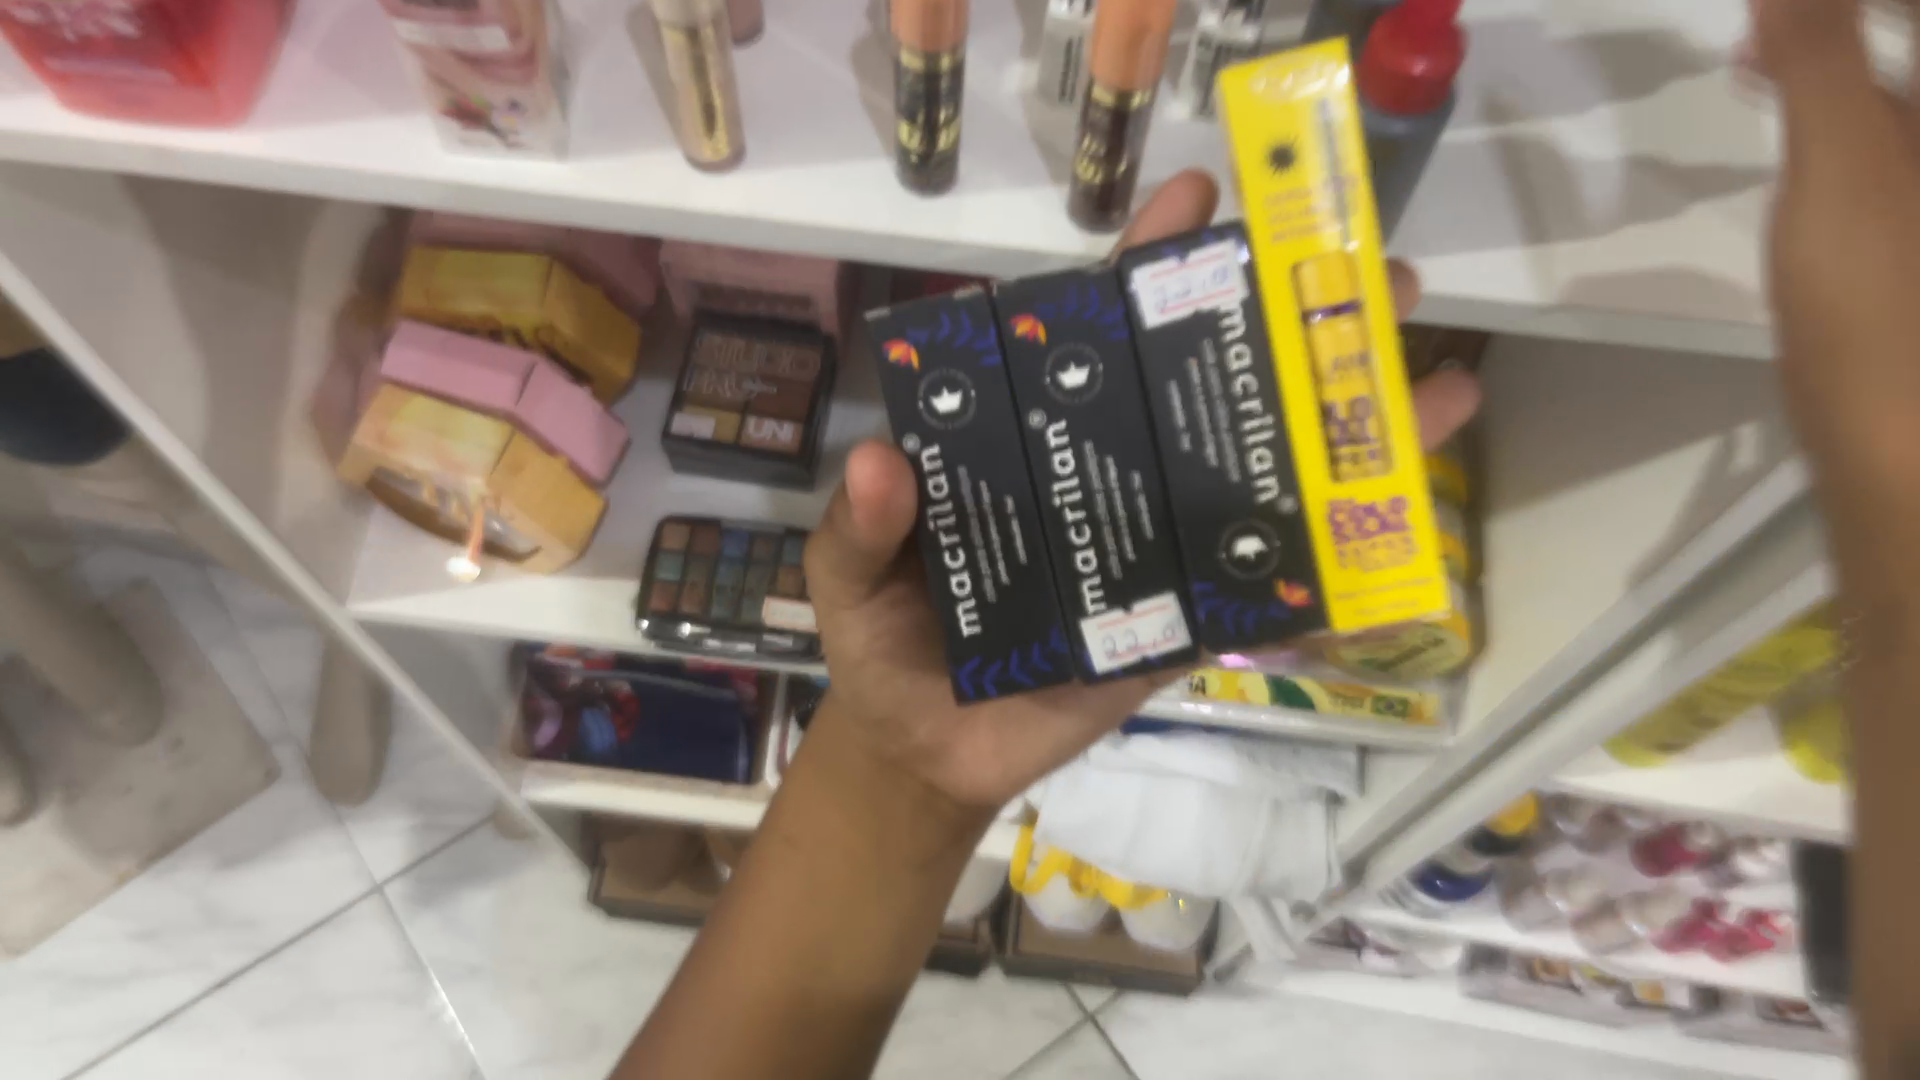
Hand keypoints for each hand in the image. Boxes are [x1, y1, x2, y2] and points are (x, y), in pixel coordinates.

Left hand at [803, 169, 1481, 818]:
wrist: (926, 752)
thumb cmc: (883, 650)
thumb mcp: (849, 577)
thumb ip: (860, 525)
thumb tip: (885, 459)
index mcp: (1020, 455)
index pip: (1080, 350)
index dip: (1131, 276)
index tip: (1193, 204)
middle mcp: (1093, 486)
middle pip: (1181, 397)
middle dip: (1267, 332)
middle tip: (1356, 274)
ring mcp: (1141, 556)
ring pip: (1236, 484)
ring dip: (1326, 433)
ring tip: (1422, 378)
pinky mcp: (1170, 632)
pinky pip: (1247, 598)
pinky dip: (1316, 571)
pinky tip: (1396, 526)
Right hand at [1746, 0, 1919, 579]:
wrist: (1914, 438)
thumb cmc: (1884, 308)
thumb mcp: (1844, 171)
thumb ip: (1823, 60)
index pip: (1910, 19)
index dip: (1852, 4)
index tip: (1773, 7)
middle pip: (1908, 45)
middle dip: (1855, 22)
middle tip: (1768, 25)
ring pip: (1905, 90)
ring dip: (1855, 53)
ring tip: (1774, 53)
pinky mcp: (1918, 219)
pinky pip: (1901, 129)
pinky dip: (1860, 102)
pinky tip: (1808, 111)